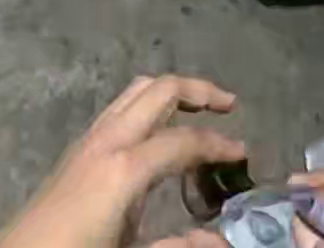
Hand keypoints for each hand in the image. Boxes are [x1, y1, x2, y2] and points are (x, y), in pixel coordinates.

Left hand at [0, 75, 245, 247]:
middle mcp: (109, 138)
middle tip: (229, 103)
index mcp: (125, 168)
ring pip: (138, 90)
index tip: (244, 152)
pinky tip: (158, 131)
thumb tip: (224, 241)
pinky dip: (149, 104)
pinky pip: (121, 106)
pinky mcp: (79, 145)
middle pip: (159, 90)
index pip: (183, 141)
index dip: (218, 144)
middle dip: (197, 90)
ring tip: (198, 107)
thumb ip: (178, 247)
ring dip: (171, 91)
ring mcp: (90, 136)